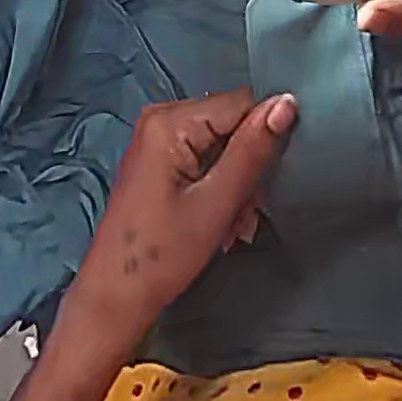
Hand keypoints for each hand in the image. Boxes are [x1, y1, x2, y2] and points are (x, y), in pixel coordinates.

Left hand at [67, 90, 297, 344]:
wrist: (116, 297)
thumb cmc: (161, 255)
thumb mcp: (217, 203)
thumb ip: (253, 150)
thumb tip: (285, 103)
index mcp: (169, 121)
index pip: (242, 104)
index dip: (262, 139)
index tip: (260, 183)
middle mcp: (160, 116)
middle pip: (232, 123)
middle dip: (248, 166)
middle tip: (244, 212)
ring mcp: (157, 135)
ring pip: (223, 142)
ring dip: (237, 181)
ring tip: (231, 222)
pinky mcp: (159, 154)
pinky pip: (205, 154)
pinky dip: (220, 183)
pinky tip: (219, 217)